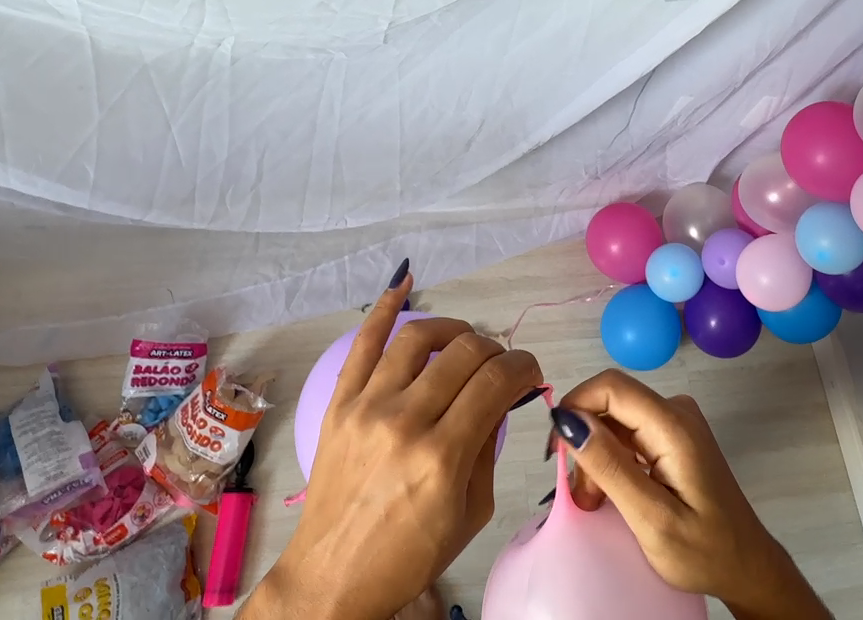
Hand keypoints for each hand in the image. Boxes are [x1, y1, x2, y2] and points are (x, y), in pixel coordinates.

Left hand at [244, 264, 542, 619]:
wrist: (331, 578)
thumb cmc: (408, 557)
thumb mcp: (470, 513)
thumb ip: (488, 447)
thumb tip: (499, 398)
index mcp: (443, 456)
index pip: (497, 381)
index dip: (524, 366)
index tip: (531, 372)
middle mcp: (405, 421)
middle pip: (466, 352)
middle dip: (497, 350)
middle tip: (502, 365)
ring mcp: (366, 406)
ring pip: (419, 336)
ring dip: (455, 328)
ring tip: (467, 341)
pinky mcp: (339, 403)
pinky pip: (362, 342)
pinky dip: (384, 306)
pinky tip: (405, 283)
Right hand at [553, 370, 832, 619]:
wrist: (747, 566)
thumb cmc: (704, 551)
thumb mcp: (651, 518)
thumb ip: (610, 466)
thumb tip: (568, 420)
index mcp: (674, 425)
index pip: (610, 386)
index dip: (575, 407)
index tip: (557, 452)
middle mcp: (675, 411)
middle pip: (610, 403)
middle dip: (584, 442)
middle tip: (581, 495)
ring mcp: (676, 421)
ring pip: (615, 419)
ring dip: (596, 456)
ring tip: (594, 501)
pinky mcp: (673, 436)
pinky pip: (628, 432)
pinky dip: (611, 459)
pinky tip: (610, 492)